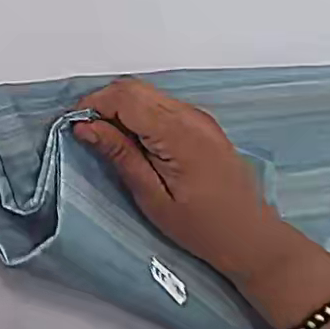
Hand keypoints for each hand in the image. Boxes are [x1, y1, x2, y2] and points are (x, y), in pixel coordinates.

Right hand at [72, 78, 294, 278]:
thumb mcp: (153, 197)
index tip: (75, 126)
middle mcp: (190, 116)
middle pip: (132, 88)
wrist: (254, 241)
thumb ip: (119, 155)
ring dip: (118, 105)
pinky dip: (136, 111)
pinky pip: (158, 102)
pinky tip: (131, 137)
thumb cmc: (203, 229)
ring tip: (106, 136)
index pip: (124, 98)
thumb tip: (84, 126)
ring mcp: (198, 116)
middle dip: (102, 103)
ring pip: (144, 92)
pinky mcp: (200, 122)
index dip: (93, 105)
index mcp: (179, 134)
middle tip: (86, 131)